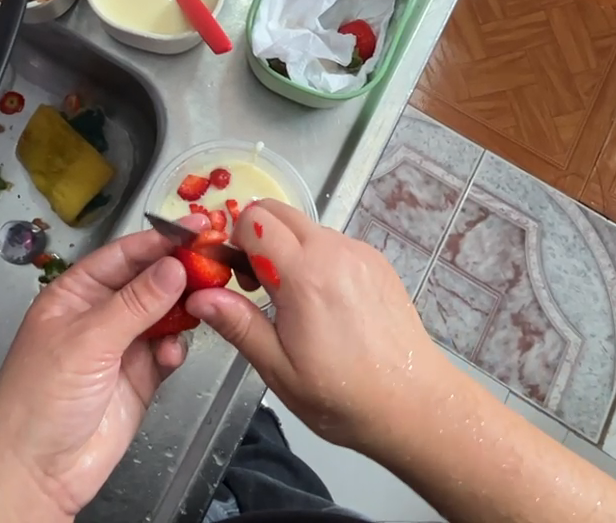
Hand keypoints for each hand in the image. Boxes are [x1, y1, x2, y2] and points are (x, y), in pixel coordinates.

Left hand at [0, 228, 191, 522]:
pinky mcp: (139, 378)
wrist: (36, 475)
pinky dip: (175, 349)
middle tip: (211, 263)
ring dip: (181, 310)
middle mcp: (100, 313)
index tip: (193, 229)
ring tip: (202, 303)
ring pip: (163, 314)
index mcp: (77, 292)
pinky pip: (167, 351)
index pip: (123, 254)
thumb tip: (173, 266)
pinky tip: (171, 354)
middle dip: (177, 272)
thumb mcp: (87, 341)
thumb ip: (135, 303)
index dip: (159, 240)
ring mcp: (121, 346)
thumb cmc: (38, 400)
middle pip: (148, 281)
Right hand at [186, 199, 452, 454]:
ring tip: (293, 299)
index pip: (254, 219)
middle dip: (256, 235)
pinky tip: (325, 301)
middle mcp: (332, 250)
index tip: (237, 278)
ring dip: (286, 247)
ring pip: (304, 225)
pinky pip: (331, 240)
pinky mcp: (375, 259)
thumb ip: (238, 325)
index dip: (235, 241)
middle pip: (277, 209)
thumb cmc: (344, 397)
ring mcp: (358, 251)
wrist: (418, 406)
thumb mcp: (280, 370)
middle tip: (257, 285)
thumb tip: (197, 296)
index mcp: (304, 274)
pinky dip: (315, 256)